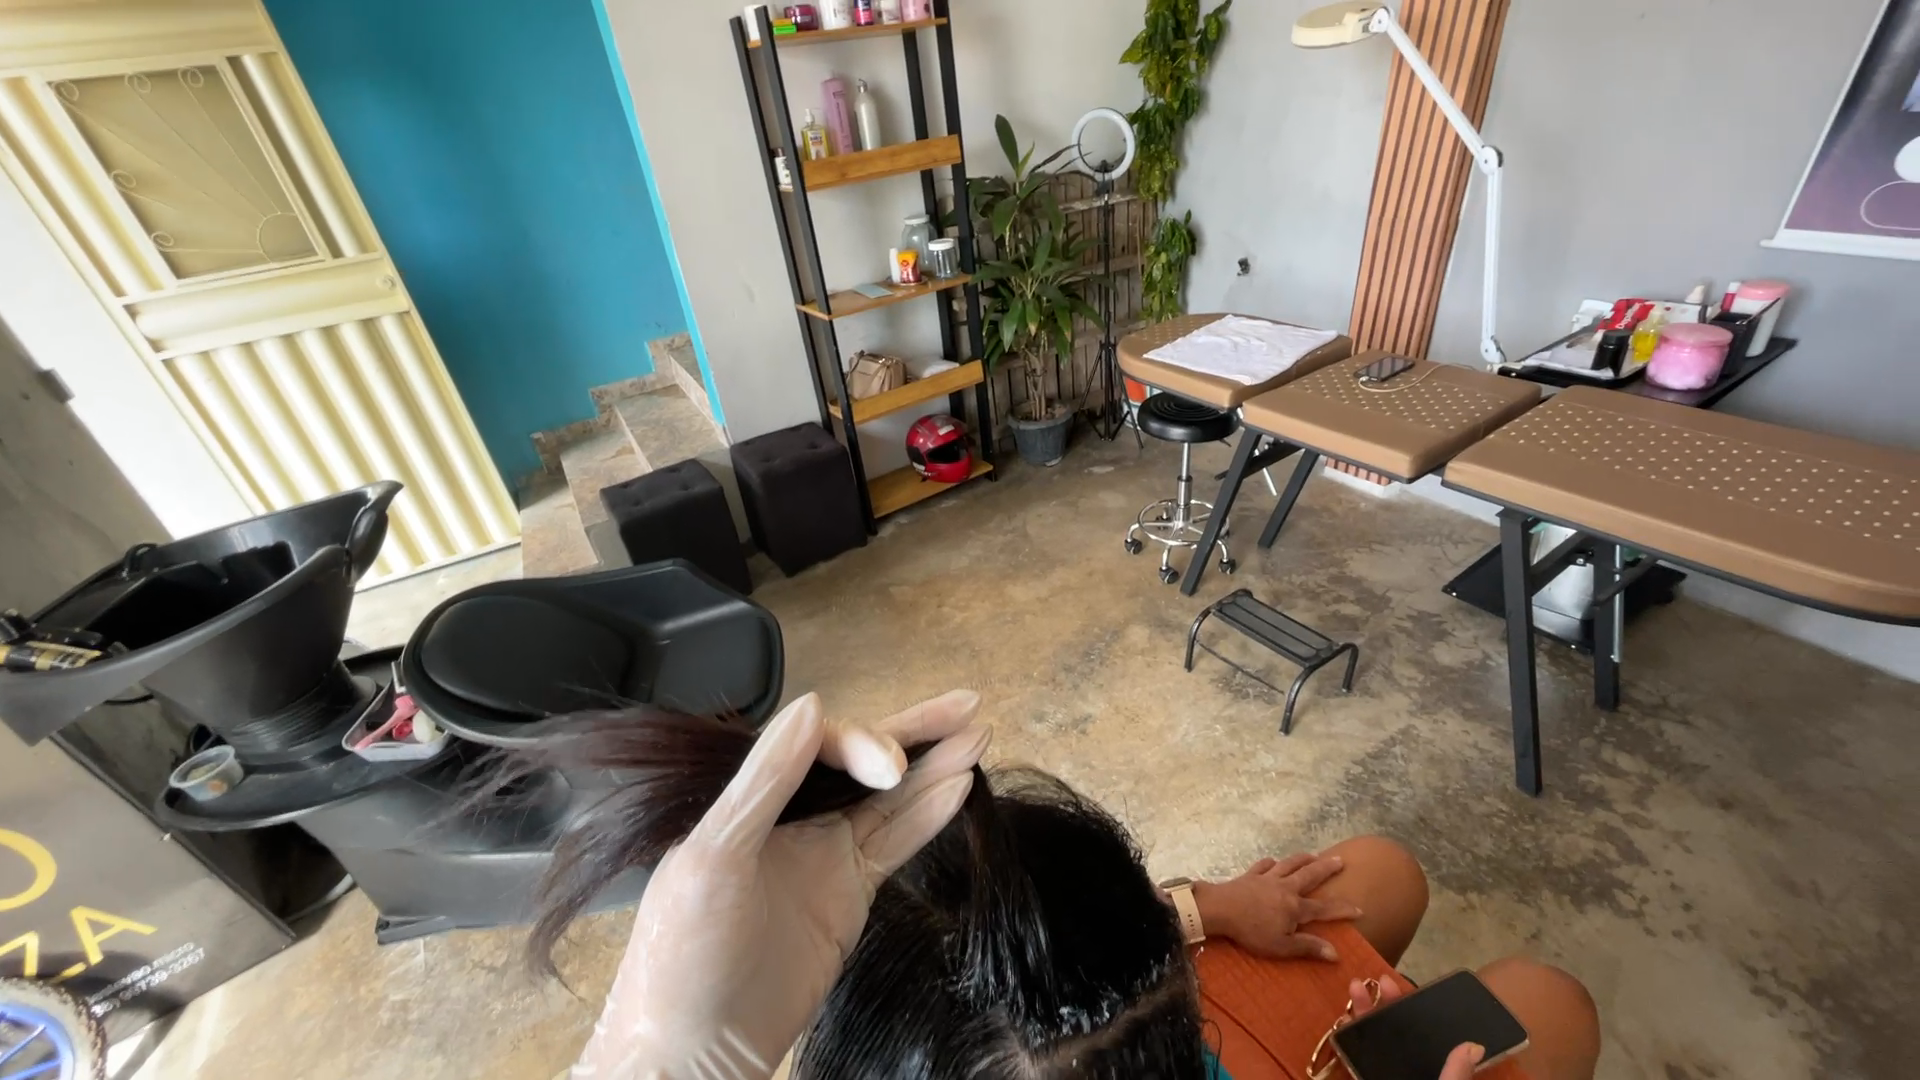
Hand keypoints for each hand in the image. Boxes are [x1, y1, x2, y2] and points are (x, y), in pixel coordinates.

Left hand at [573, 690, 990, 1079]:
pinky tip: (961, 786)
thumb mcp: (713, 857)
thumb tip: (813, 703)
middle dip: (914, 730)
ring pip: (892, 796)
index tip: (889, 766)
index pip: (820, 744)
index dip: (861, 743)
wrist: (698, 1054)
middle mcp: (796, 813)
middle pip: (865, 759)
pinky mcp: (852, 890)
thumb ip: (764, 779)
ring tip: (978, 734)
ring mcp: (828, 851)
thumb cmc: (684, 956)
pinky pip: (897, 842)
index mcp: (756, 795)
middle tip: (965, 705)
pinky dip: (930, 814)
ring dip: (934, 765)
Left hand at [1193, 853, 1362, 960]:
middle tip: (1340, 860)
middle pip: (1309, 875)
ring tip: (1313, 854)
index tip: (1359, 909)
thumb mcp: (1282, 946)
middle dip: (1326, 868)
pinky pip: (1263, 865)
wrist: (1220, 908)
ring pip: (1288, 864)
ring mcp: (1266, 878)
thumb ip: (1308, 947)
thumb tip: (1335, 953)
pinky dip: (1270, 862)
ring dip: (1302, 859)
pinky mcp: (1250, 875)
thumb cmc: (1251, 931)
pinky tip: (1273, 861)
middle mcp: (1284, 888)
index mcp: (1295, 907)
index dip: (1343, 909)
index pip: (1325, 909)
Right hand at [1348, 978, 1486, 1079]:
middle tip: (1376, 980)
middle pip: (1392, 1030)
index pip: (1421, 1033)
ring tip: (1354, 987)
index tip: (1399, 984)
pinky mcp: (1367, 1075)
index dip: (1410, 1008)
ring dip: (1362, 1013)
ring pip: (1371, 1039)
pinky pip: (1356, 1056)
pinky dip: (1348, 1037)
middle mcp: (1408, 1066)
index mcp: (1432, 1068)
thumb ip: (1457, 1074)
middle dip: (1381, 1003)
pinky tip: (1343, 1020)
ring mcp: (1386, 1069)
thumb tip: (1474, 1045)